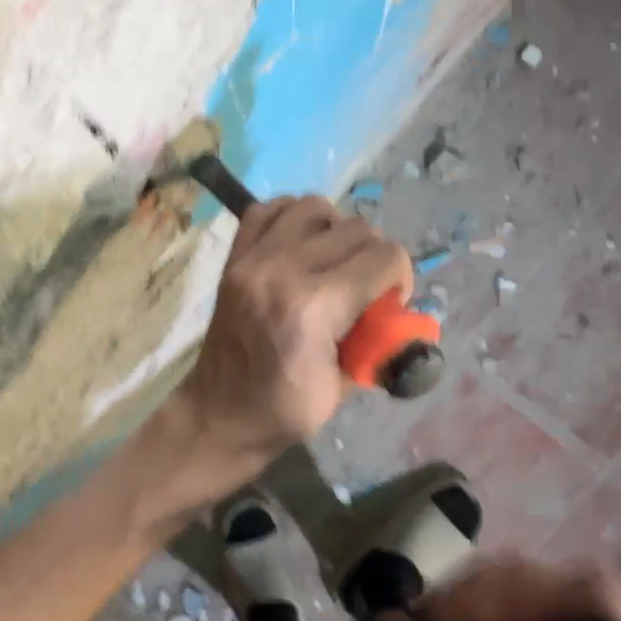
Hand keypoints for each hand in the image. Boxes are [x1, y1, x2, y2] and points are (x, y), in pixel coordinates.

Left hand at [173, 195, 412, 464]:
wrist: (219, 413)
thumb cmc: (284, 410)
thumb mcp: (345, 385)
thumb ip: (378, 341)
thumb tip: (402, 315)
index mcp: (314, 306)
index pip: (384, 257)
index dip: (400, 280)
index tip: (389, 305)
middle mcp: (282, 270)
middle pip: (356, 229)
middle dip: (373, 257)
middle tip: (364, 291)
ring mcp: (252, 259)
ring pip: (314, 207)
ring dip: (334, 230)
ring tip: (332, 264)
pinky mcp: (234, 258)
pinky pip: (268, 210)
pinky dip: (291, 218)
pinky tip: (300, 245)